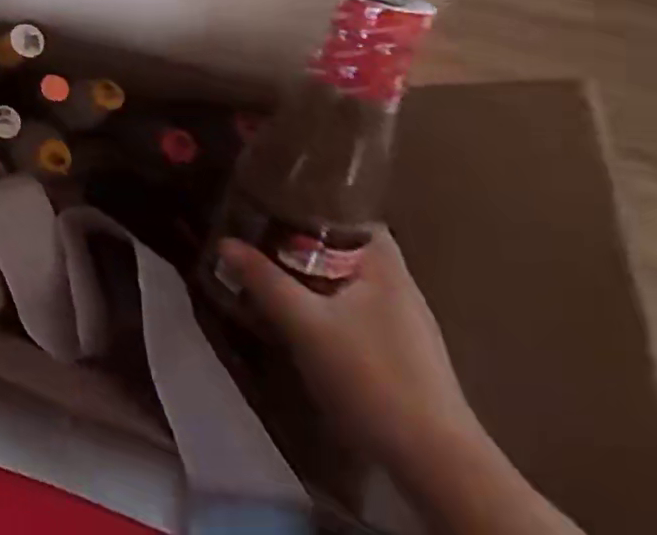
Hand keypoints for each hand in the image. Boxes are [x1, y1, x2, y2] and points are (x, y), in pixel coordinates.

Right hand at [216, 229, 478, 466]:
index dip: (318, 205)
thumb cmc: (370, 375)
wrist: (431, 456)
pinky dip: (318, 300)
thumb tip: (225, 242)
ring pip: (345, 280)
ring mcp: (399, 323)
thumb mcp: (304, 323)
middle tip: (254, 233)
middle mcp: (399, 290)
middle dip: (301, 239)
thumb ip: (263, 279)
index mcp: (388, 272)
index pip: (357, 219)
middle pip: (346, 249)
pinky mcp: (393, 350)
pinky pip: (348, 307)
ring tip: (263, 267)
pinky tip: (292, 312)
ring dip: (307, 272)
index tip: (274, 199)